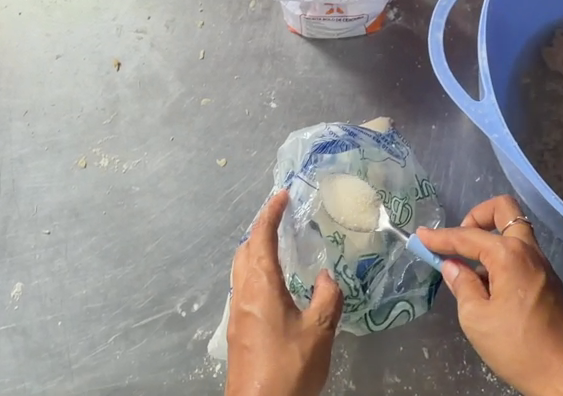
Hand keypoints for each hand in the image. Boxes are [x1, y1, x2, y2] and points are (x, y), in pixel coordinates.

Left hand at [225, 190, 342, 395]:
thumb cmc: (288, 368)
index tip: (283, 194)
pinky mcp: (237, 330)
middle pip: (245, 248)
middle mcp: (242, 292)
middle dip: (261, 228)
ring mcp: (236, 312)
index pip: (260, 236)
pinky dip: (255, 271)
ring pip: (241, 268)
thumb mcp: (318, 332)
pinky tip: (274, 285)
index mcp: (260, 284)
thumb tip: (327, 276)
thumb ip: (326, 298)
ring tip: (278, 246)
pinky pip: (243, 286)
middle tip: (281, 217)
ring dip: (256, 250)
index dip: (270, 212)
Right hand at [417, 196, 562, 395]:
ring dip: (491, 239)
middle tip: (462, 241)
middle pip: (504, 210)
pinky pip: (522, 254)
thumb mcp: (477, 320)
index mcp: (509, 255)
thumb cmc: (520, 348)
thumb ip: (462, 286)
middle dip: (477, 216)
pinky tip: (492, 288)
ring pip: (515, 232)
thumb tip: (453, 266)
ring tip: (473, 271)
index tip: (422, 236)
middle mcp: (529, 251)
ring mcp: (544, 266)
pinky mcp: (551, 284)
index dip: (441, 237)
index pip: (467, 236)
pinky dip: (503, 258)